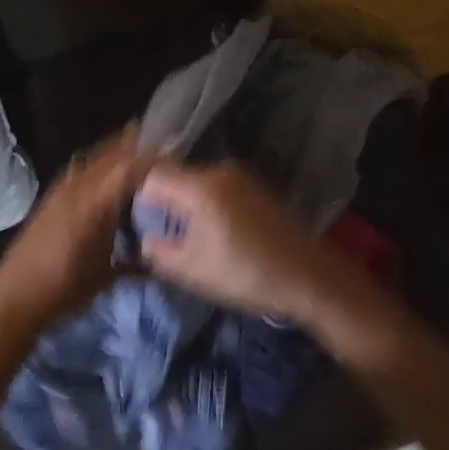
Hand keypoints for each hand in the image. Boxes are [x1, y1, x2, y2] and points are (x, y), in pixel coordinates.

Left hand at [0, 125, 154, 330]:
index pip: (128, 167)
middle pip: (111, 155)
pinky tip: (108, 178)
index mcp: (92, 202)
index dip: (152, 161)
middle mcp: (76, 187)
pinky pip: (79, 170)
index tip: (174, 163)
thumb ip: (136, 262)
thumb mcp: (106, 276)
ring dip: (116, 153)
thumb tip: (162, 257)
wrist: (14, 299)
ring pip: (93, 159)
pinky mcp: (51, 197)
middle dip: (137, 150)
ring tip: (140, 156)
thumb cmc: (64, 290)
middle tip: (163, 154)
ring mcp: (60, 190)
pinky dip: (97, 166)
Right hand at [135, 161, 357, 324]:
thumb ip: (160, 252)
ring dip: (188, 208)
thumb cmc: (247, 274)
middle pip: (177, 178)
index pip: (154, 176)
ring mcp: (241, 178)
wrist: (311, 276)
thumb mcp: (194, 271)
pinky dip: (209, 207)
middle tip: (162, 237)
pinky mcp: (257, 189)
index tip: (137, 222)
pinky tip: (218, 236)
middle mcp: (219, 172)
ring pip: (198, 185)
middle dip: (165, 204)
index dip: (140, 197)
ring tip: (191, 241)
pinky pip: (219, 190)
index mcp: (200, 187)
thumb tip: (146, 241)